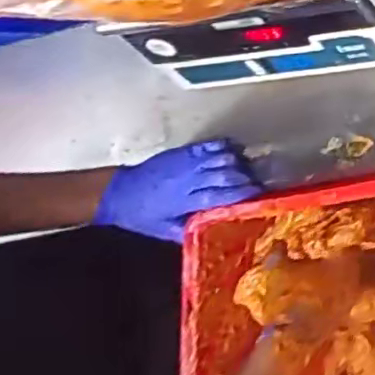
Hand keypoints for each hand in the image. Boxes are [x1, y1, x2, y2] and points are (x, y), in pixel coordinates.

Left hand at [94, 139, 259, 241]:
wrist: (116, 193)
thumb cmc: (141, 216)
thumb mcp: (164, 230)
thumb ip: (191, 230)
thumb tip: (220, 229)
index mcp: (184, 202)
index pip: (221, 195)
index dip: (243, 193)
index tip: (258, 194)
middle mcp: (188, 180)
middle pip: (227, 174)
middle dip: (246, 178)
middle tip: (257, 182)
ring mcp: (186, 162)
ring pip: (223, 157)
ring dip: (239, 162)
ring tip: (247, 169)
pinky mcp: (184, 151)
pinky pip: (213, 144)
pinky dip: (228, 147)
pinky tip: (234, 153)